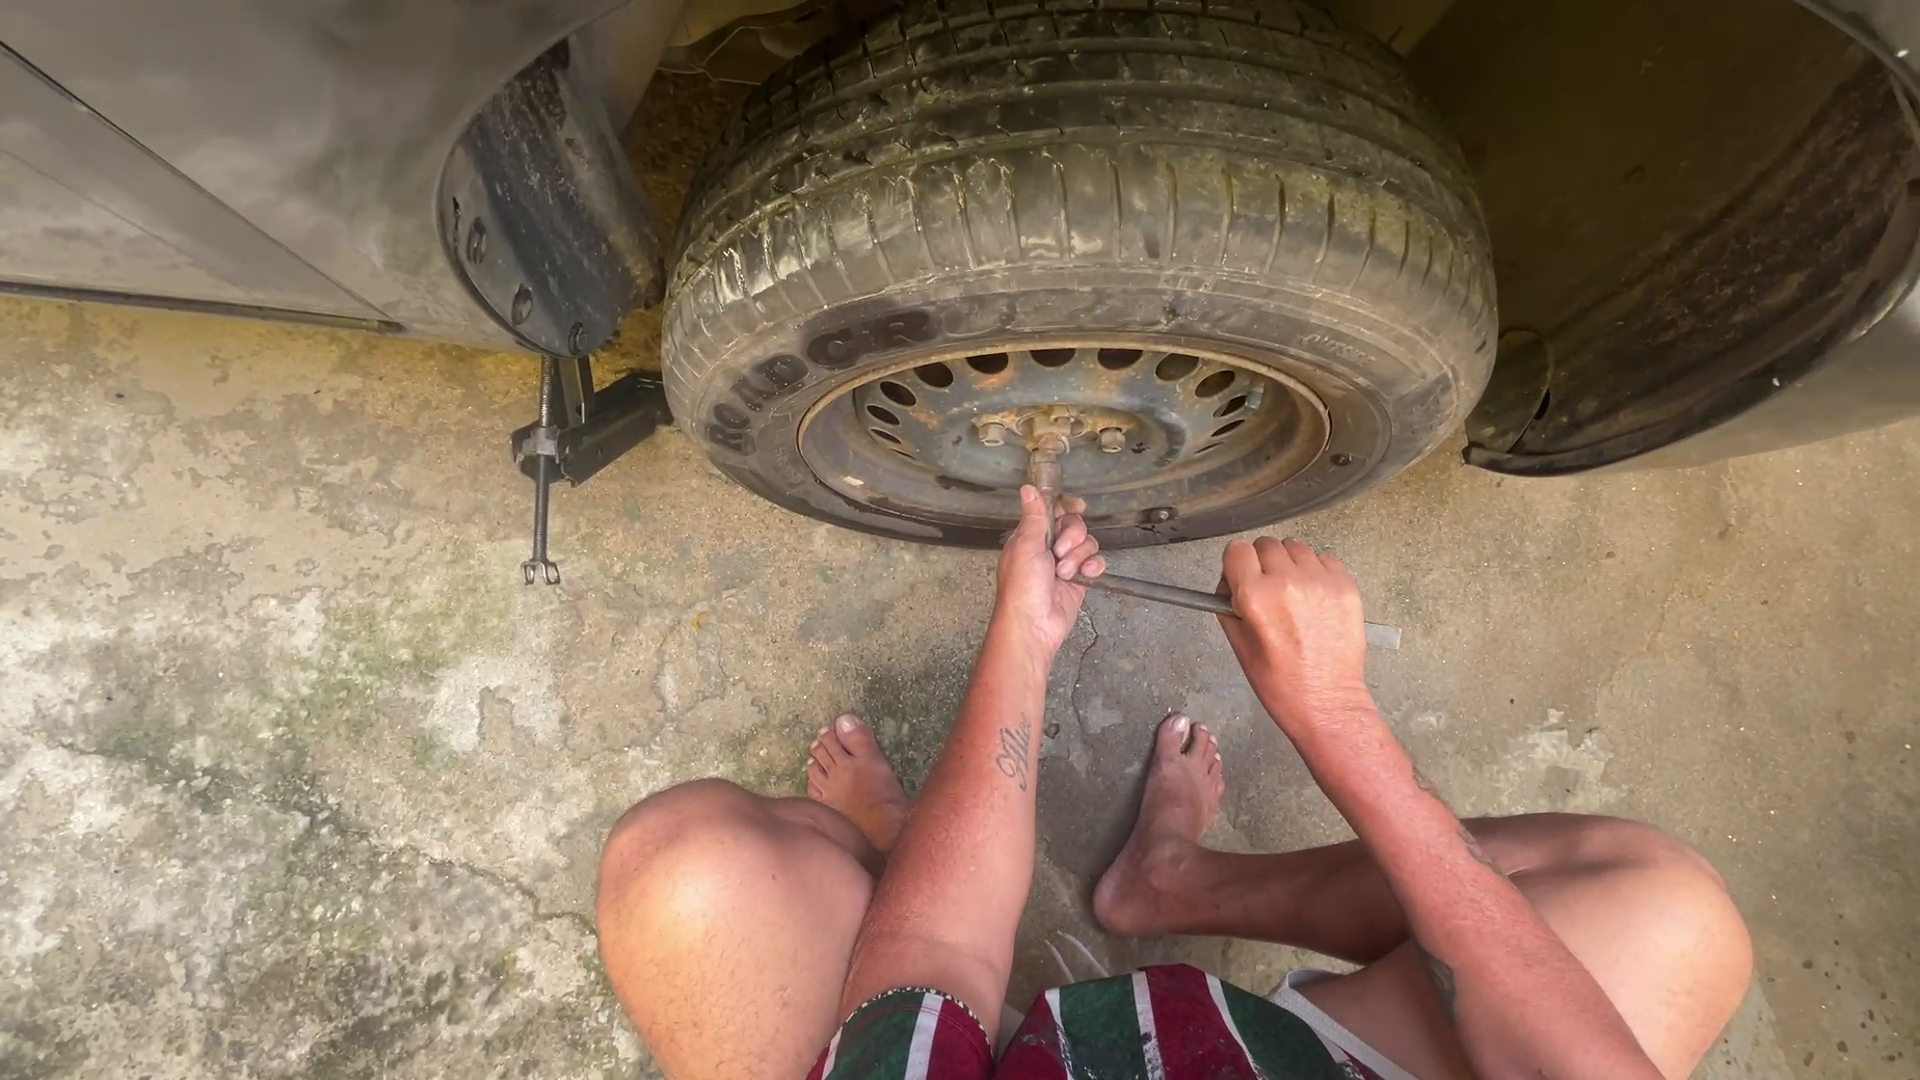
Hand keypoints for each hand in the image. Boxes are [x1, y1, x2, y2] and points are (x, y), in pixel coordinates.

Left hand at [994, 485, 1105, 654]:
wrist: (1033, 625)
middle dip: (1072, 536)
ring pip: (1086, 544)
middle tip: (1059, 552)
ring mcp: (1064, 564)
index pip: (1052, 511)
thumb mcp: (1026, 546)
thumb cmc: (1022, 589)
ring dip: (1079, 556)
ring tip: (1065, 572)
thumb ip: (1034, 516)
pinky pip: (1095, 563)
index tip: (1076, 506)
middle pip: (1073, 525)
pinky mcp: (1079, 580)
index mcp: (1030, 537)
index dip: (1065, 507)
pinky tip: (1085, 575)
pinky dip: (1093, 567)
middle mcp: (1047, 549)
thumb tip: (1028, 489)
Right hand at [1218, 537, 1371, 730]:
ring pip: (1295, 547)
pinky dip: (1315, 571)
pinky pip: (1324, 559)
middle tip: (1265, 586)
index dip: (1235, 564)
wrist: (1325, 701)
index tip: (1239, 574)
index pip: (1236, 550)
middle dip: (1261, 562)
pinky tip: (1312, 595)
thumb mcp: (1236, 641)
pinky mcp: (1345, 587)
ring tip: (1291, 590)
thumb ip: (1228, 602)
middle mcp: (1288, 583)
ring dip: (1289, 563)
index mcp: (1255, 597)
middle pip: (1266, 544)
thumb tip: (1232, 578)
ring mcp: (1320, 583)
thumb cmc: (1279, 680)